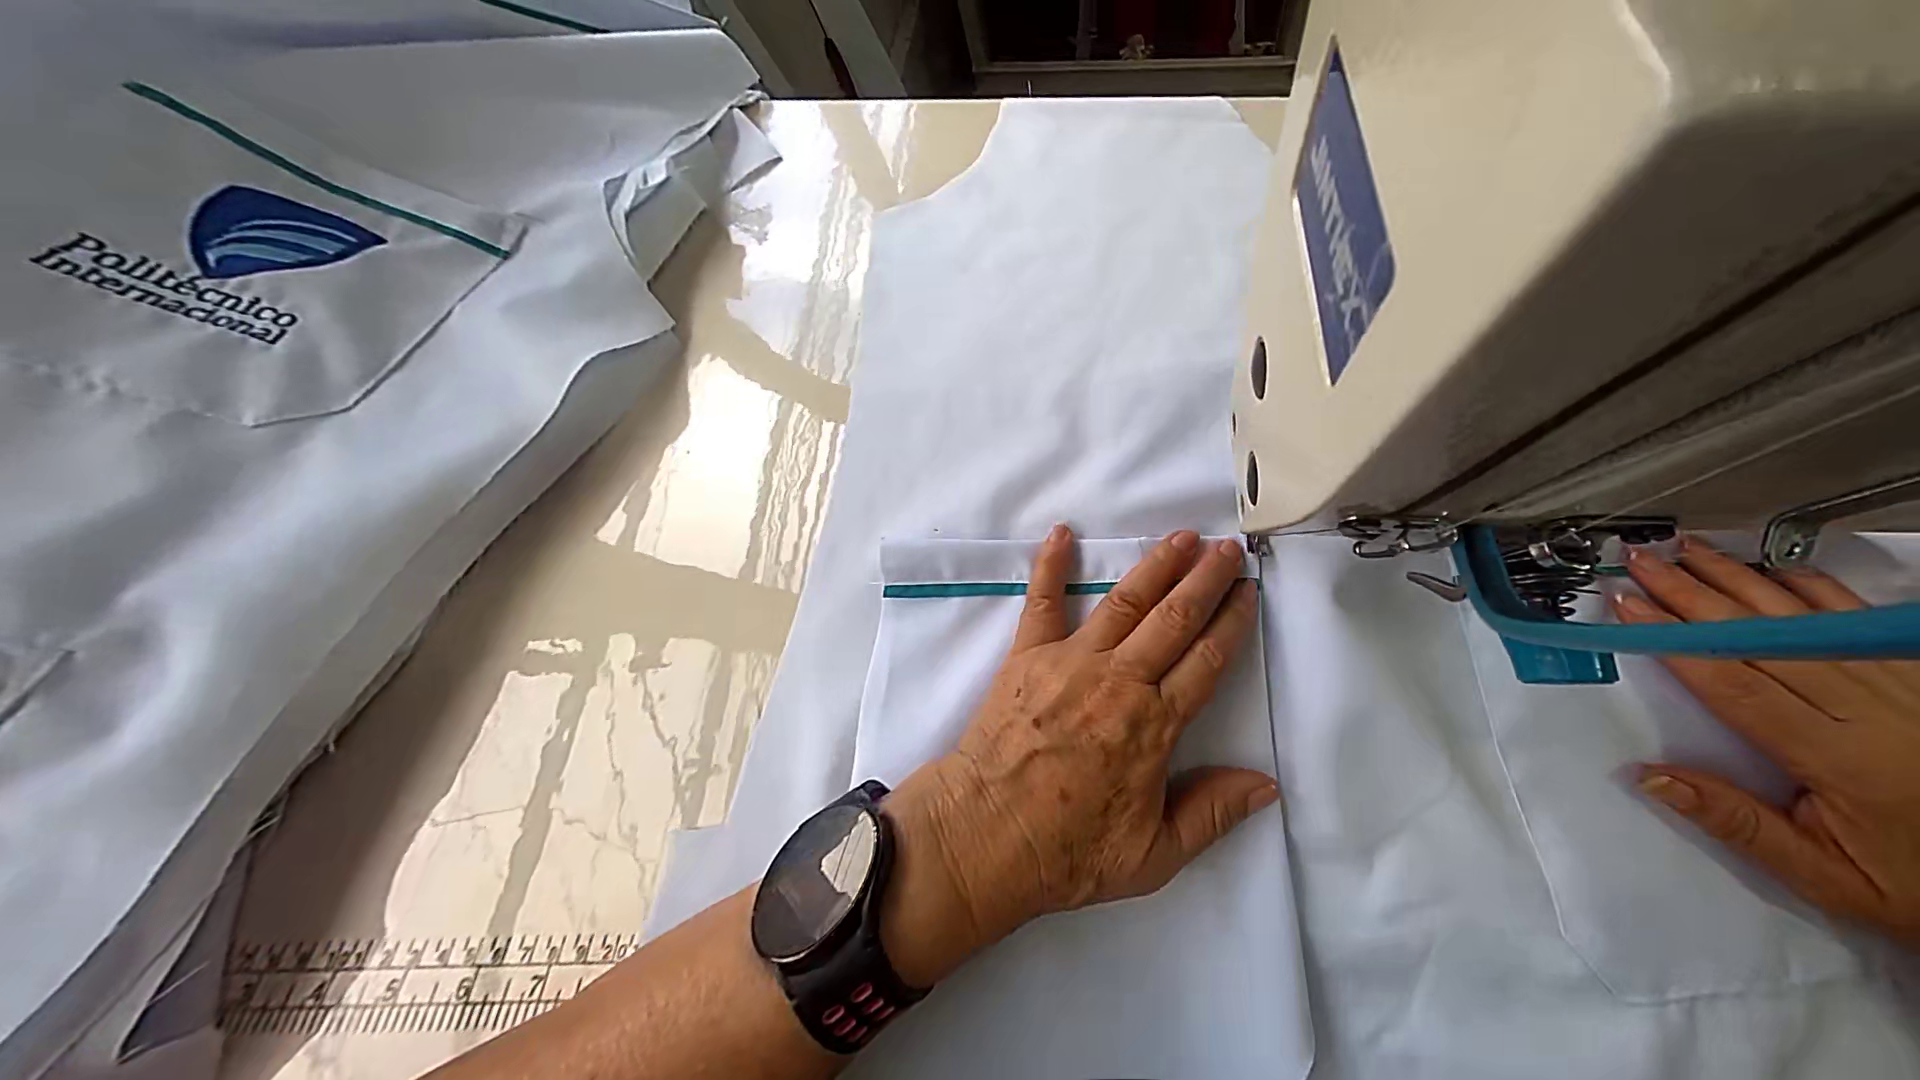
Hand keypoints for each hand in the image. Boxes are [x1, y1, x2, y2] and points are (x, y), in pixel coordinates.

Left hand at [878, 526, 1275, 985]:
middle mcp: (1119, 681)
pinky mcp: (1026, 655)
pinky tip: (1061, 533)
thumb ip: (1212, 813)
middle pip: (1175, 620)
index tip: (1249, 592)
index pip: (1208, 661)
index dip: (1233, 622)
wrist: (986, 833)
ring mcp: (1070, 661)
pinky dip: (1050, 565)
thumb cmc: (1069, 850)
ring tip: (1181, 537)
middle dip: (1206, 580)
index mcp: (1155, 724)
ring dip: (1155, 566)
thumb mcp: (1154, 855)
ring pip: (1124, 602)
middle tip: (1228, 548)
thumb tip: (1267, 784)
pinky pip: (1040, 601)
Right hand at [1615, 537, 1919, 946]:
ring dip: (1742, 581)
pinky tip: (1777, 571)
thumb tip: (1649, 776)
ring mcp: (1912, 692)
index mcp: (1844, 759)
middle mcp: (1881, 714)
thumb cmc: (1914, 884)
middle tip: (1641, 560)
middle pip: (1765, 639)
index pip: (1737, 684)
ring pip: (1810, 622)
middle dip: (1692, 594)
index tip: (1628, 605)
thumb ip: (1737, 825)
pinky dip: (1818, 592)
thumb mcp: (1827, 879)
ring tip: (1691, 550)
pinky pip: (1865, 626)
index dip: (1675, 639)